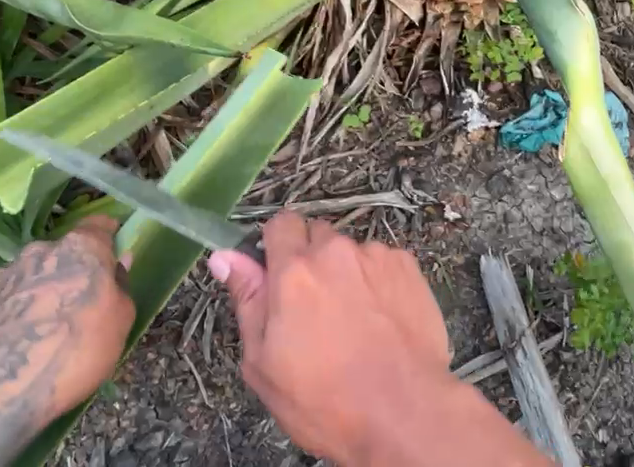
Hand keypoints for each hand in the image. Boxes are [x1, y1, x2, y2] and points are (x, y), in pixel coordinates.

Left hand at [0, 217, 133, 466]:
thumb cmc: (73, 354)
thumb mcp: (119, 322)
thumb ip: (121, 286)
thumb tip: (118, 264)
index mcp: (79, 249)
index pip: (97, 225)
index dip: (106, 236)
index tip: (111, 250)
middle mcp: (37, 253)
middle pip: (59, 253)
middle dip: (68, 270)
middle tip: (75, 303)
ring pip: (25, 278)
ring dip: (35, 293)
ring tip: (37, 331)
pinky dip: (7, 315)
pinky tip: (9, 346)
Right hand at [210, 213, 548, 466]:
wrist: (402, 410)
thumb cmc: (324, 399)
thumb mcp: (264, 363)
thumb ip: (247, 300)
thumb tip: (225, 256)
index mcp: (294, 272)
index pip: (280, 223)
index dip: (277, 245)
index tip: (278, 274)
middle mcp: (336, 252)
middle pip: (317, 235)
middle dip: (311, 261)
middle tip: (314, 308)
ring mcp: (376, 256)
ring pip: (351, 251)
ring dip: (346, 273)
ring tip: (353, 321)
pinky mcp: (408, 266)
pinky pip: (383, 262)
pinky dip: (378, 282)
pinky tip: (381, 319)